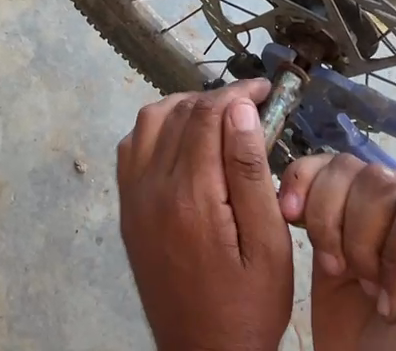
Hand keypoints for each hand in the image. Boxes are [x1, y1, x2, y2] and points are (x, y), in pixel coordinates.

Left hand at [117, 80, 292, 350]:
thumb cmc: (249, 305)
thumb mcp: (269, 244)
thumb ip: (251, 172)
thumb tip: (240, 109)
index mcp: (191, 196)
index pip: (208, 114)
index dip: (238, 93)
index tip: (264, 89)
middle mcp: (152, 188)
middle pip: (180, 112)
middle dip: (217, 99)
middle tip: (249, 106)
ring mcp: (133, 197)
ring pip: (150, 121)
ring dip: (184, 108)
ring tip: (219, 118)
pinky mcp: (126, 209)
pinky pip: (132, 146)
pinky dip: (157, 129)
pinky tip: (184, 142)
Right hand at [280, 155, 395, 350]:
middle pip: (373, 182)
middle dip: (362, 244)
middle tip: (371, 295)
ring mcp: (368, 216)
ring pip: (339, 174)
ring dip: (329, 225)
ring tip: (339, 272)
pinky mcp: (329, 222)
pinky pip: (309, 175)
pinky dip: (298, 190)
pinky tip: (293, 218)